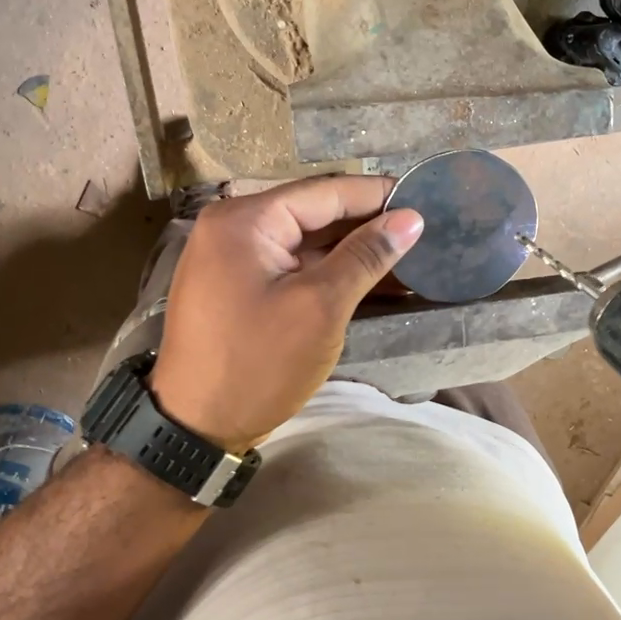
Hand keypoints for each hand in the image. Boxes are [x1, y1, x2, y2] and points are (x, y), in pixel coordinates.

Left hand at [147, 176, 422, 453]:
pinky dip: (328, 271)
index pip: (325, 192)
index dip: (378, 195)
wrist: (194, 427)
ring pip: (305, 241)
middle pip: (314, 213)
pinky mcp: (238, 286)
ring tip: (409, 255)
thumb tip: (411, 219)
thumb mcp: (320, 307)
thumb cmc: (258, 364)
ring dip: (352, 250)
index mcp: (245, 219)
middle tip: (424, 229)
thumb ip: (365, 256)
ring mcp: (231, 257)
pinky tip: (371, 279)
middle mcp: (233, 226)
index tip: (426, 198)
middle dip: (368, 224)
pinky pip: (291, 265)